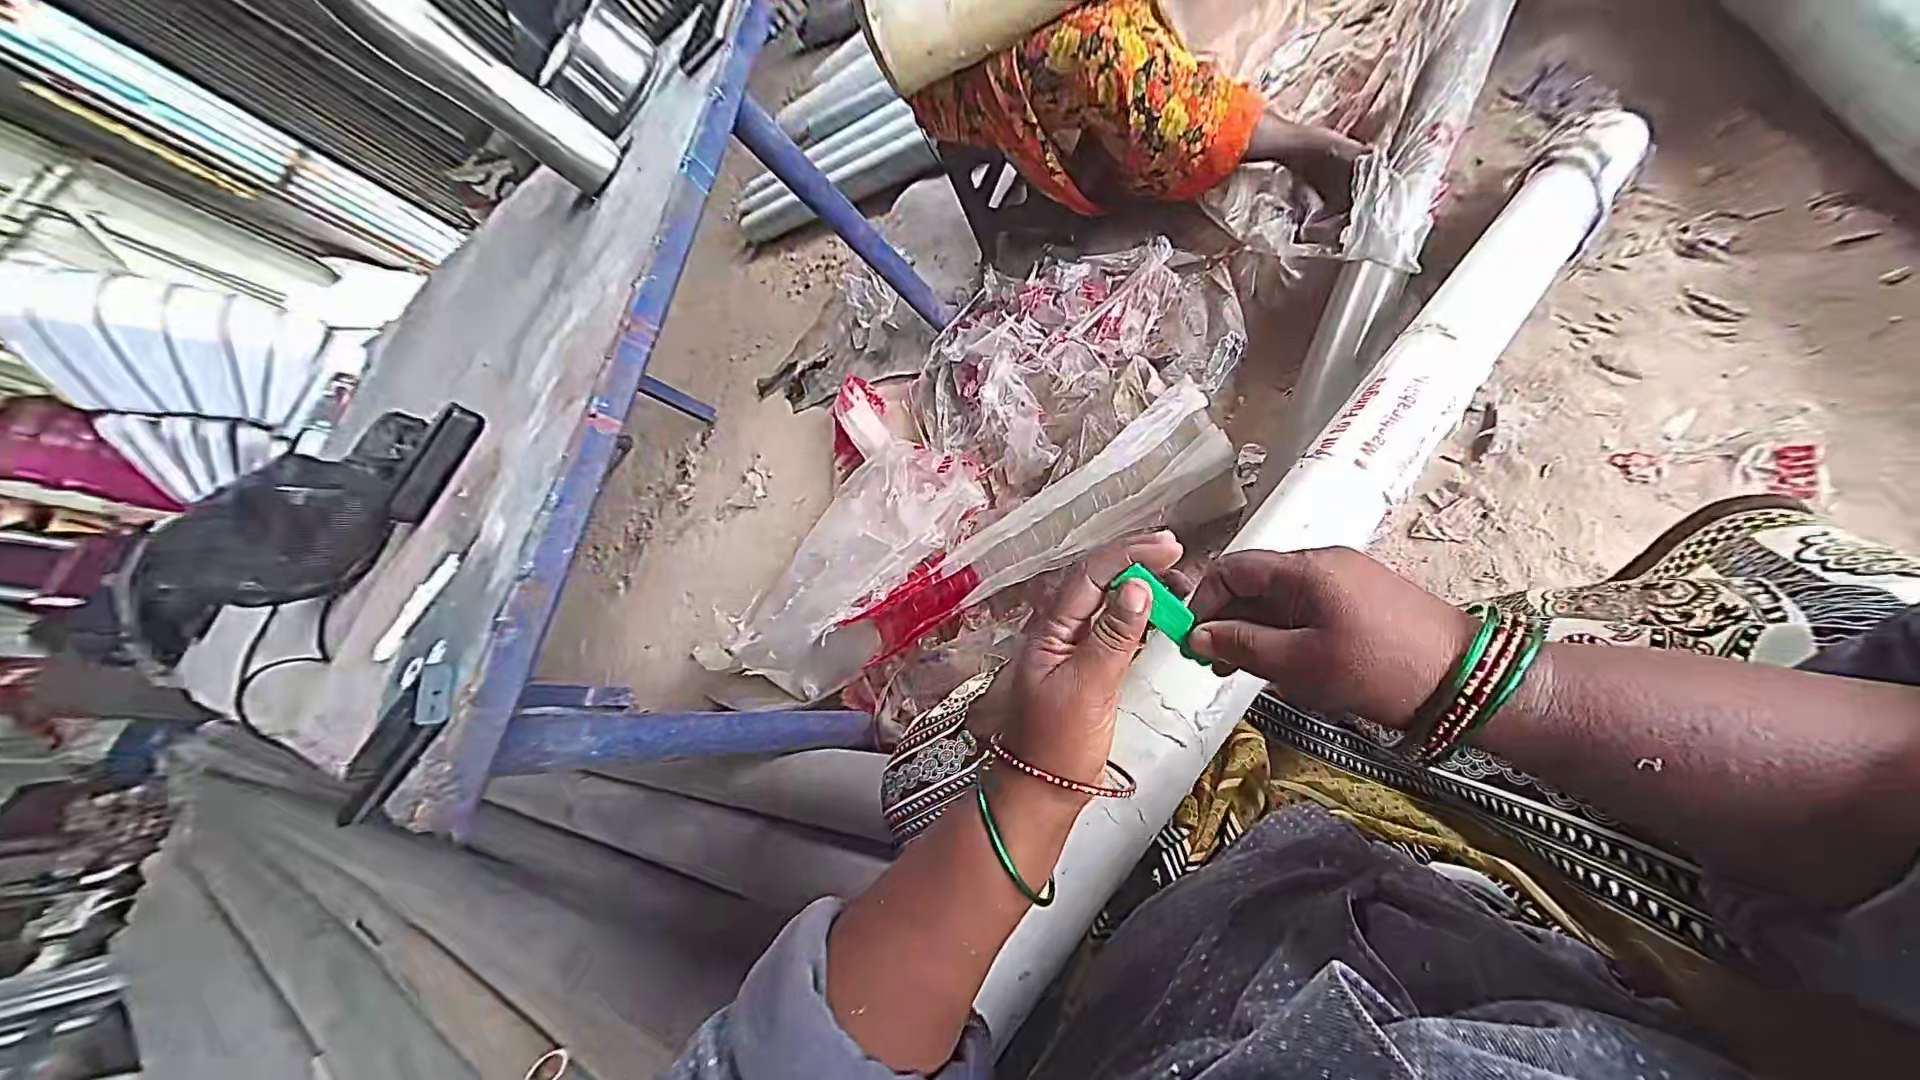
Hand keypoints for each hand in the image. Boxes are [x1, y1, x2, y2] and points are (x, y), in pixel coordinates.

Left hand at [992, 532, 1186, 790]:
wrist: (1046, 788)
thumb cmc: (1053, 746)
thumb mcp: (1088, 686)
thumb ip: (1113, 636)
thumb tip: (1137, 589)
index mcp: (1049, 630)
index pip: (1089, 576)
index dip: (1128, 555)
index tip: (1165, 548)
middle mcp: (1059, 632)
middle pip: (1098, 581)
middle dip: (1136, 562)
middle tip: (1173, 554)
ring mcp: (1075, 648)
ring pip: (1108, 602)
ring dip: (1140, 586)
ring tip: (1174, 580)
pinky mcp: (1090, 664)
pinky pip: (1116, 627)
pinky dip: (1139, 615)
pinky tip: (1157, 611)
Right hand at [1186, 548, 1472, 728]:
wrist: (1475, 683)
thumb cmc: (1383, 669)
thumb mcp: (1301, 663)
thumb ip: (1241, 645)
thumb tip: (1197, 637)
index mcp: (1305, 568)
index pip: (1232, 569)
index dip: (1204, 602)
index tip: (1194, 639)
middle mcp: (1322, 563)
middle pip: (1254, 583)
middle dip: (1228, 621)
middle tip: (1216, 664)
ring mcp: (1344, 579)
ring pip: (1278, 599)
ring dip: (1255, 631)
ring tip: (1246, 670)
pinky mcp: (1360, 599)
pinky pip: (1304, 609)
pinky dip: (1284, 633)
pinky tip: (1284, 664)